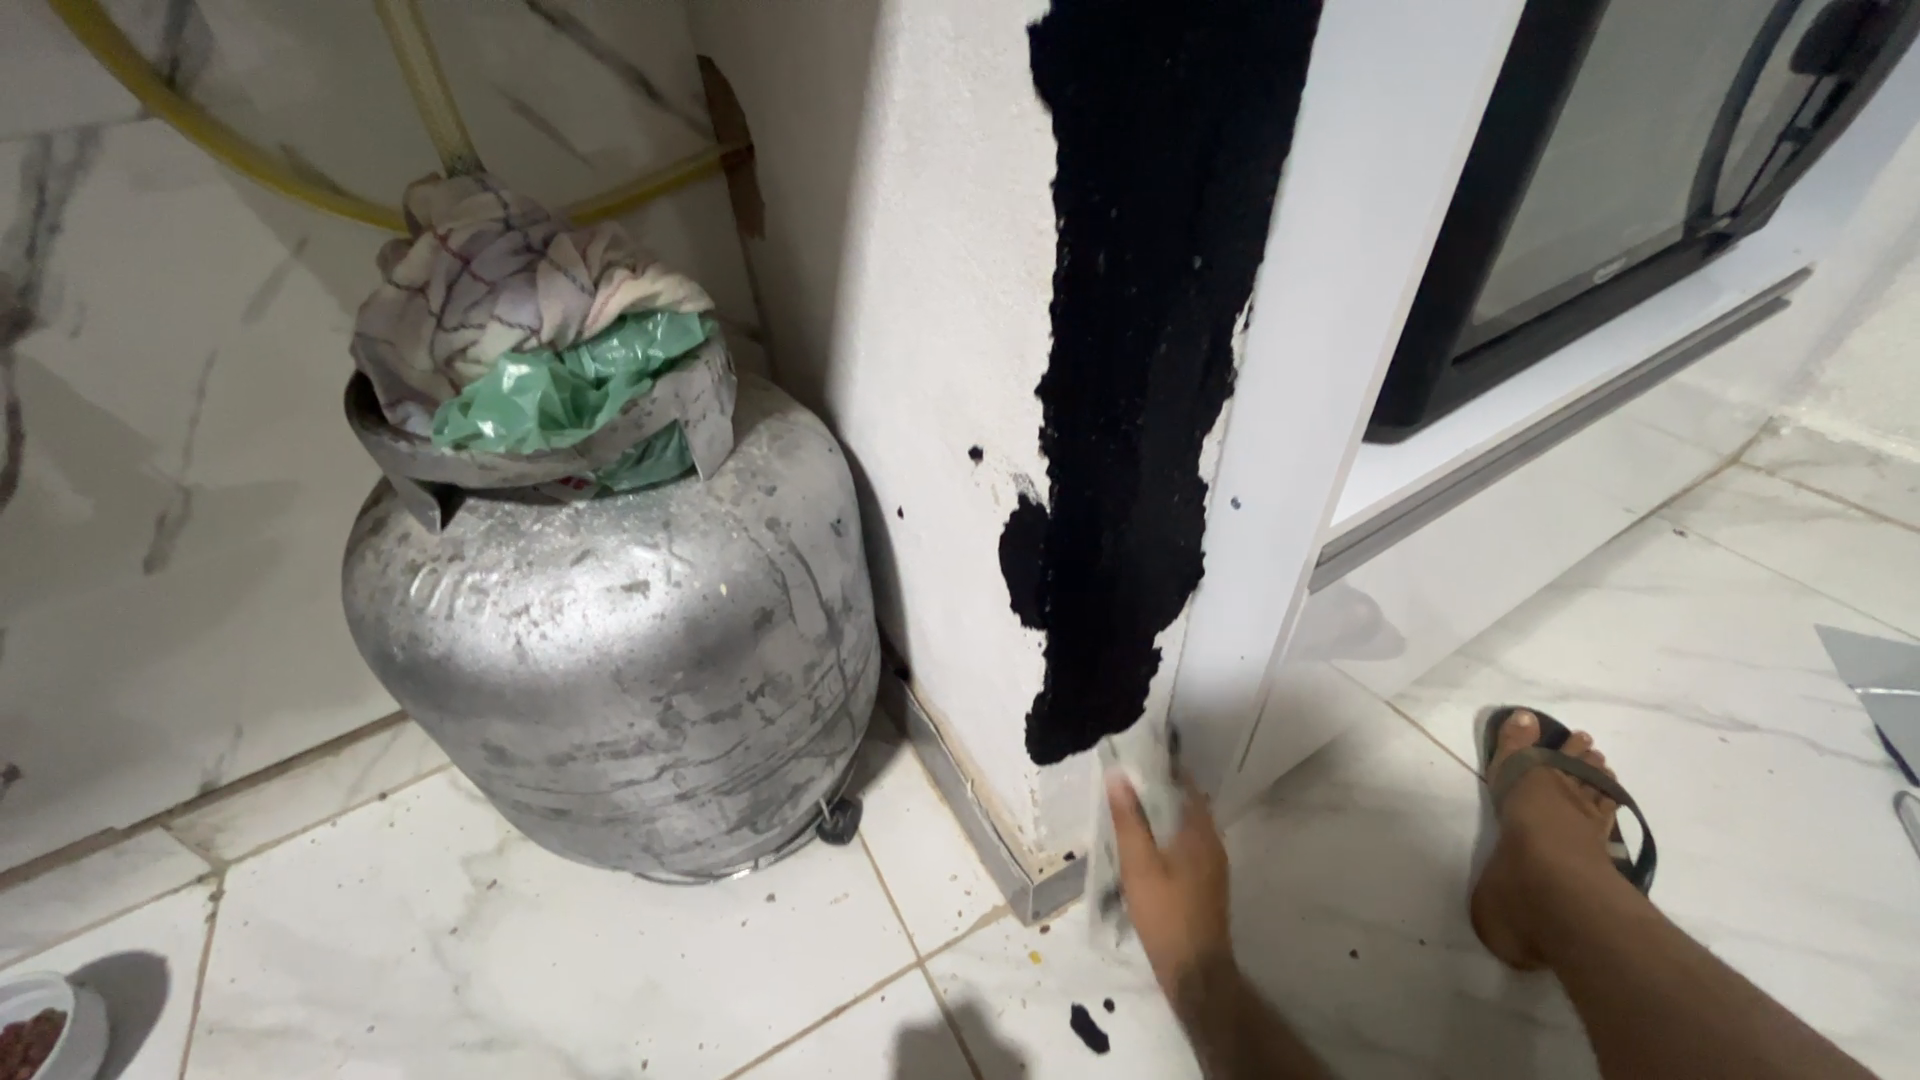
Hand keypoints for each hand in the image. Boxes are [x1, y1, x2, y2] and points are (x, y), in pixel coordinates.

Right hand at [1107, 770, 1232, 996]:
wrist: (1195, 970)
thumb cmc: (1165, 912)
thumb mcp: (1139, 863)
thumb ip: (1128, 819)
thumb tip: (1118, 774)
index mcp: (1200, 832)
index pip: (1187, 785)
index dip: (1166, 768)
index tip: (1139, 757)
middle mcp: (1213, 843)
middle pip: (1189, 805)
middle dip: (1162, 790)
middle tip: (1129, 781)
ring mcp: (1214, 866)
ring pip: (1189, 827)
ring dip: (1165, 815)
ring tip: (1132, 809)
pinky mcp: (1208, 884)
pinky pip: (1189, 846)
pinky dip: (1169, 836)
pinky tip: (1147, 846)